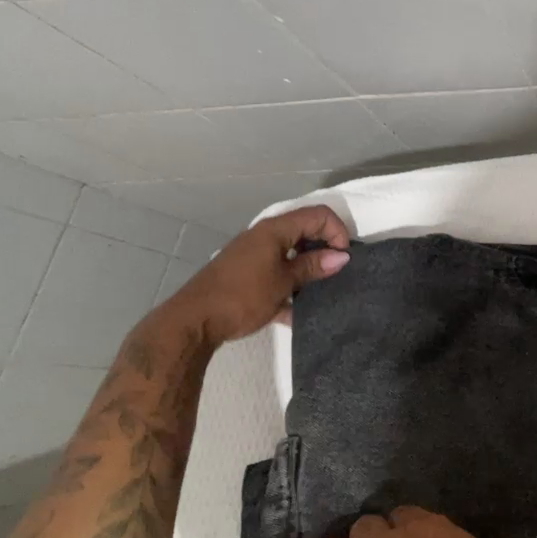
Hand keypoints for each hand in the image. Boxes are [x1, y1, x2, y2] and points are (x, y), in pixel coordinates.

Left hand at [163, 205, 351, 343]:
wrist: (192, 322)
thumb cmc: (242, 296)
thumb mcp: (284, 282)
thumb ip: (313, 266)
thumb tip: (342, 256)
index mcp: (275, 230)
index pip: (318, 215)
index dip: (337, 232)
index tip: (344, 259)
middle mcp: (264, 237)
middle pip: (305, 233)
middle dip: (324, 251)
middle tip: (336, 275)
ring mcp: (253, 256)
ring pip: (290, 255)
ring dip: (307, 271)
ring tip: (319, 294)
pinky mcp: (246, 276)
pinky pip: (276, 273)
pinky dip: (289, 286)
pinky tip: (296, 313)